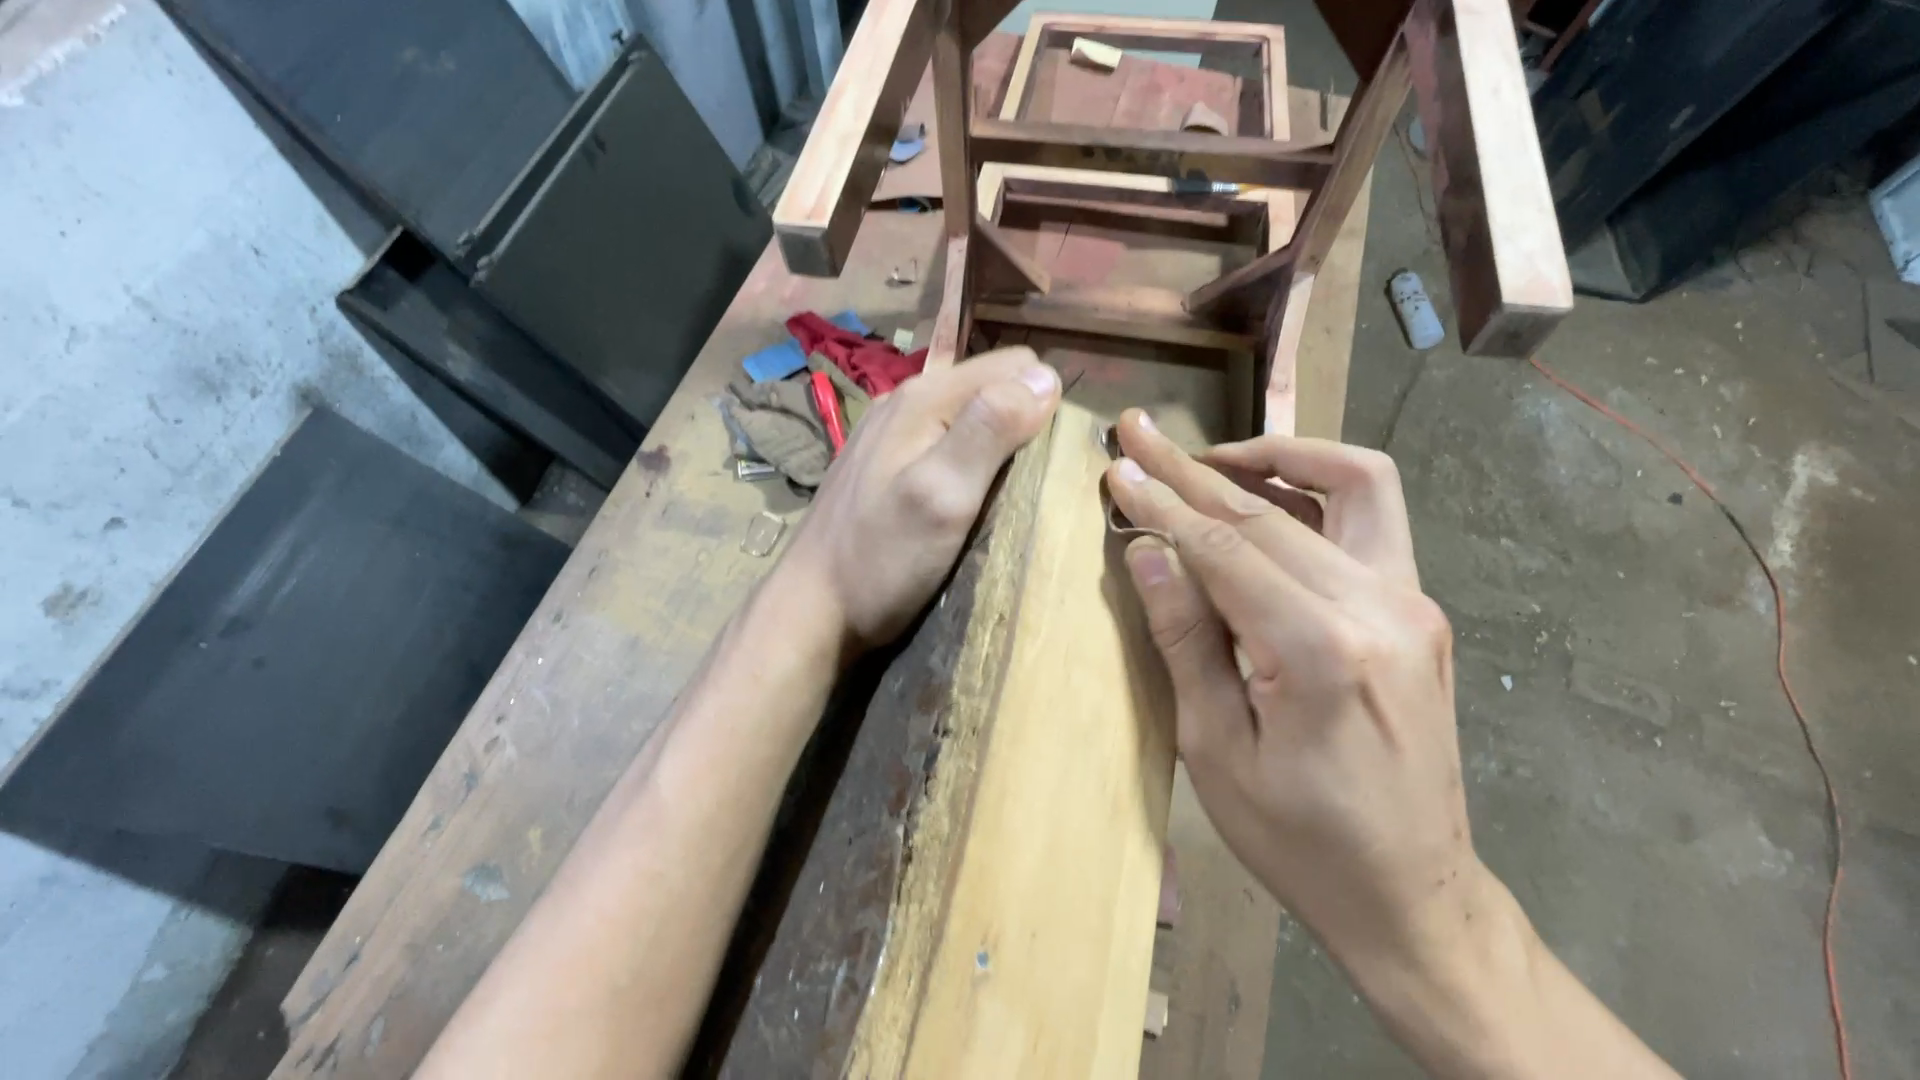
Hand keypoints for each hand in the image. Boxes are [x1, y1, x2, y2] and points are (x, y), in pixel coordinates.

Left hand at [775, 346, 1060, 653]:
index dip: (1044, 403)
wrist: (813, 609)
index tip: (1052, 458)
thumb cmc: (881, 558)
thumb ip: (989, 430)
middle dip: (1025, 422)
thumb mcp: (943, 495)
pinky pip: (948, 443)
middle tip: (1031, 483)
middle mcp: (908, 402)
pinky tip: (969, 502)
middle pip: (994, 387)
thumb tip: (1047, 378)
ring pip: (972, 416)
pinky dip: (971, 464)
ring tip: (1007, 497)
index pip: (1017, 366)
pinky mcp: (888, 464)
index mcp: (926, 398)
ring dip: (999, 446)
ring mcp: (893, 433)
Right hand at [1103, 408, 1479, 973]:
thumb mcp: (1215, 752)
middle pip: (1273, 511)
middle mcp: (1380, 609)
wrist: (1411, 893)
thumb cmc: (1297, 842)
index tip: (1117, 465)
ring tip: (1208, 459)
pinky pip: (1371, 521)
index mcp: (1319, 653)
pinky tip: (1266, 502)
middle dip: (1195, 470)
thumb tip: (1148, 552)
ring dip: (1275, 459)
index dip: (1163, 503)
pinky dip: (1316, 493)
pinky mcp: (1421, 612)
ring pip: (1351, 486)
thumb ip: (1185, 640)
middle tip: (1139, 434)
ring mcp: (1414, 605)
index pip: (1225, 548)